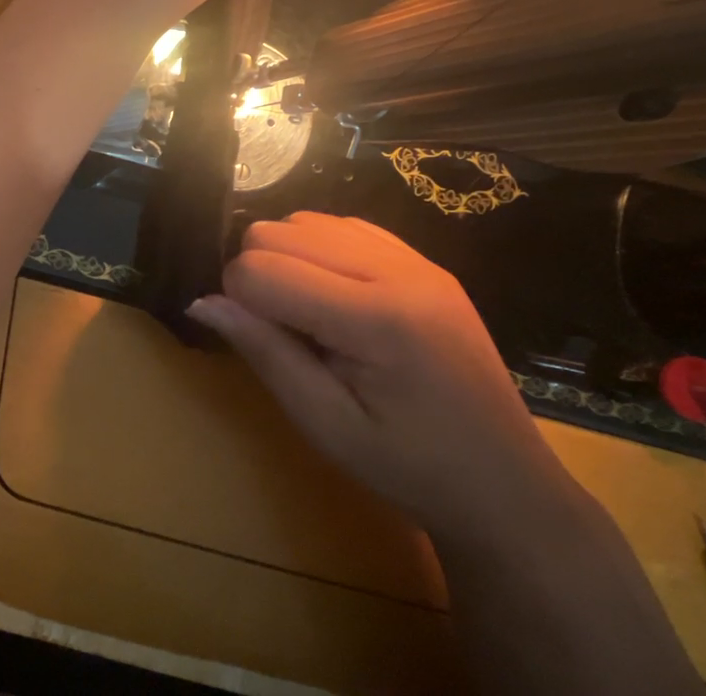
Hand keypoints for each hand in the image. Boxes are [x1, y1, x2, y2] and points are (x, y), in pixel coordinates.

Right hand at [184, 212, 577, 543]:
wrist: (505, 484)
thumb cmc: (408, 465)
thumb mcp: (322, 422)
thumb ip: (263, 351)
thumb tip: (200, 301)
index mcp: (378, 319)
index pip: (259, 269)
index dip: (239, 303)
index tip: (260, 344)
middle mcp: (400, 273)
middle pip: (276, 232)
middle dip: (257, 275)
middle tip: (281, 330)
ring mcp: (418, 263)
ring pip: (304, 221)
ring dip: (284, 259)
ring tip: (305, 313)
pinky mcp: (425, 265)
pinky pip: (342, 226)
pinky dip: (316, 250)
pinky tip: (329, 296)